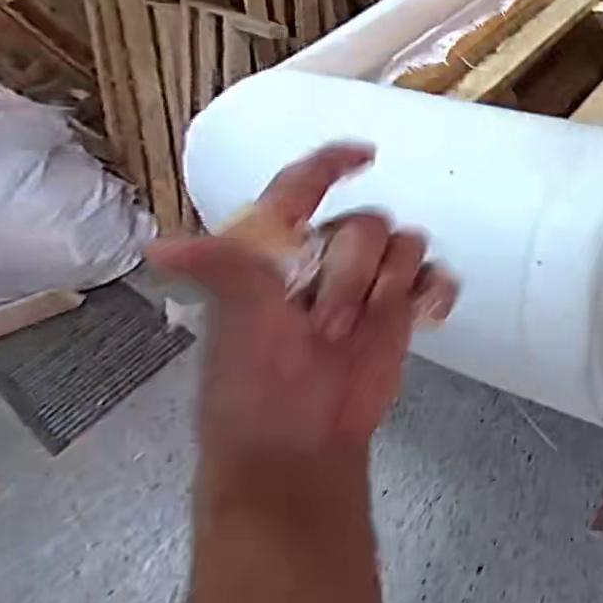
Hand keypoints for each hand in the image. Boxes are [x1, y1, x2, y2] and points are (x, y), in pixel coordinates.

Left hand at [148, 144, 458, 459]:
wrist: (303, 447)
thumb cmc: (255, 392)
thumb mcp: (240, 333)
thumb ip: (230, 276)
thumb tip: (165, 246)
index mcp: (277, 254)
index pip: (302, 188)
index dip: (330, 164)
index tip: (365, 156)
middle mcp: (327, 258)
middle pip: (368, 223)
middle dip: (357, 273)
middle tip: (330, 325)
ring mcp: (369, 283)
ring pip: (407, 244)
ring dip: (393, 284)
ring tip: (372, 326)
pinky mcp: (402, 307)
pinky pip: (435, 276)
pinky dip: (437, 290)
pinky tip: (429, 315)